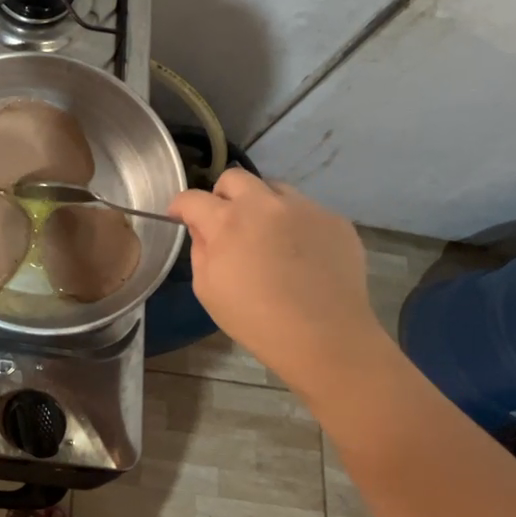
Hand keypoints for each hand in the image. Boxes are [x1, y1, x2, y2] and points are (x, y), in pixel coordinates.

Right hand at [167, 169, 385, 383]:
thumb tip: (203, 230)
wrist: (324, 337)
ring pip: (274, 189)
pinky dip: (297, 225)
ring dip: (263, 206)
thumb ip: (201, 250)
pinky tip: (302, 255)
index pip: (192, 198)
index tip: (181, 218)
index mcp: (227, 221)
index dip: (181, 207)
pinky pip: (307, 211)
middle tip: (227, 223)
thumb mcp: (208, 290)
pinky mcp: (334, 220)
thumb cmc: (256, 320)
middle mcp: (264, 204)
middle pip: (234, 178)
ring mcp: (304, 208)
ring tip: (269, 237)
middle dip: (223, 196)